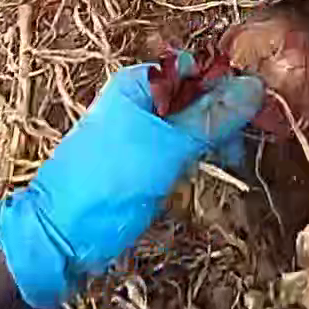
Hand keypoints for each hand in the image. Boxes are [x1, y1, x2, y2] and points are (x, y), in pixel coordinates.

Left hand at [0, 56, 264, 308]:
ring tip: (229, 158)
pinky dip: (194, 154)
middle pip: (192, 94)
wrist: (56, 240)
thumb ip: (212, 116)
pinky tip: (207, 169)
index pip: (193, 67)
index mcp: (139, 83)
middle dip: (220, 115)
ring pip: (187, 122)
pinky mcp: (139, 159)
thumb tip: (252, 86)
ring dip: (210, 137)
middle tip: (242, 139)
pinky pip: (176, 145)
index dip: (222, 83)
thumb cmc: (108, 183)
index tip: (250, 106)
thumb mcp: (168, 146)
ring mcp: (137, 130)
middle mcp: (138, 99)